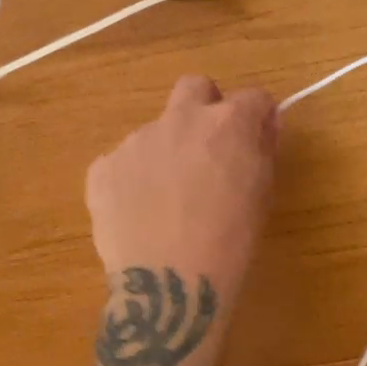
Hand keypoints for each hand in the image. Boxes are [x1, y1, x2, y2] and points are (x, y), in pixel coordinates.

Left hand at [85, 76, 278, 290]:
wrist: (170, 279)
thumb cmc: (233, 235)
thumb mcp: (264, 188)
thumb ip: (262, 147)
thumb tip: (262, 125)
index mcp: (228, 122)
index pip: (253, 97)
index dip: (259, 116)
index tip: (260, 138)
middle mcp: (181, 119)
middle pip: (195, 87)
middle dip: (207, 105)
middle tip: (212, 146)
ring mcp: (136, 141)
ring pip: (158, 130)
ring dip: (170, 149)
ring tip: (172, 196)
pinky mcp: (102, 168)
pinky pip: (125, 161)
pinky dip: (137, 177)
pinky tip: (144, 211)